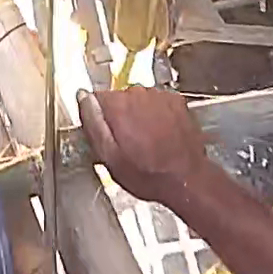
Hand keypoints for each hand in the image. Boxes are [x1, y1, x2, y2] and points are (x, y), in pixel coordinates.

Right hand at [78, 86, 216, 205]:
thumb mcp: (109, 157)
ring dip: (140, 114)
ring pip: (138, 99)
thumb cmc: (149, 174)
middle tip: (129, 143)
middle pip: (118, 98)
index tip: (107, 135)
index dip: (99, 118)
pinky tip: (163, 134)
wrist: (190, 181)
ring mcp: (157, 95)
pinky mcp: (175, 100)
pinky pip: (158, 101)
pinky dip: (158, 113)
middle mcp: (135, 92)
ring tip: (148, 140)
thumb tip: (82, 97)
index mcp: (116, 104)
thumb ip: (92, 123)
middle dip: (120, 116)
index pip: (95, 98)